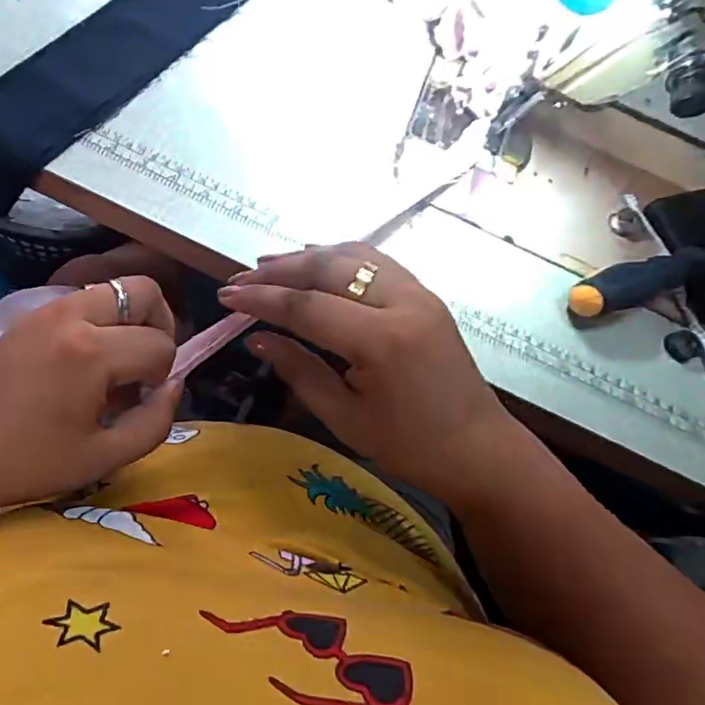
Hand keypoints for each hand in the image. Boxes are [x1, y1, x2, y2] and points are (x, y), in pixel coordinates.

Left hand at [0, 276, 181, 507]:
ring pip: (114, 289)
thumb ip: (155, 421)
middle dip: (159, 325)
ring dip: (130, 319)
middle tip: (144, 364)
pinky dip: (101, 320)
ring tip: (115, 363)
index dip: (162, 376)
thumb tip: (174, 386)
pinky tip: (86, 361)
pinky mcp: (32, 314)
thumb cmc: (28, 462)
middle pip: (144, 290)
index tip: (140, 401)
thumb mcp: (103, 457)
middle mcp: (73, 317)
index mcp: (91, 353)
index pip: (160, 344)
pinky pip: (84, 300)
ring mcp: (48, 309)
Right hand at [217, 244, 519, 502]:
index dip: (262, 299)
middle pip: (329, 268)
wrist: (479, 449)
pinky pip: (376, 262)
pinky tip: (316, 261)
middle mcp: (403, 303)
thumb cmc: (409, 447)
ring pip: (354, 255)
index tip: (226, 295)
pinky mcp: (426, 296)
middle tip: (240, 277)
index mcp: (382, 341)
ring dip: (308, 256)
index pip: (307, 306)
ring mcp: (420, 294)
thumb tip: (257, 339)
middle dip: (279, 270)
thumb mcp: (345, 417)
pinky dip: (340, 257)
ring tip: (268, 263)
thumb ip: (299, 370)